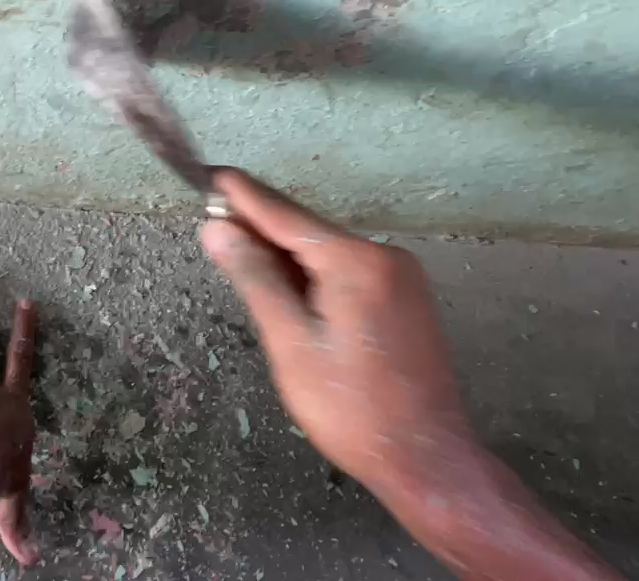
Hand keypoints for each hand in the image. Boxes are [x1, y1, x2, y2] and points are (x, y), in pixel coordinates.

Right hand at [201, 171, 623, 580]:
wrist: (429, 463)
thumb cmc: (351, 408)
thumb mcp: (289, 342)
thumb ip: (253, 277)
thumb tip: (215, 227)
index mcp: (356, 261)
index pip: (284, 214)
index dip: (242, 194)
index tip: (209, 174)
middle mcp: (383, 255)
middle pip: (304, 229)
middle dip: (257, 227)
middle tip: (212, 228)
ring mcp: (399, 274)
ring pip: (321, 249)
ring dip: (281, 252)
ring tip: (241, 262)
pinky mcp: (402, 295)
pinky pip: (342, 267)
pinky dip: (307, 271)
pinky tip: (285, 288)